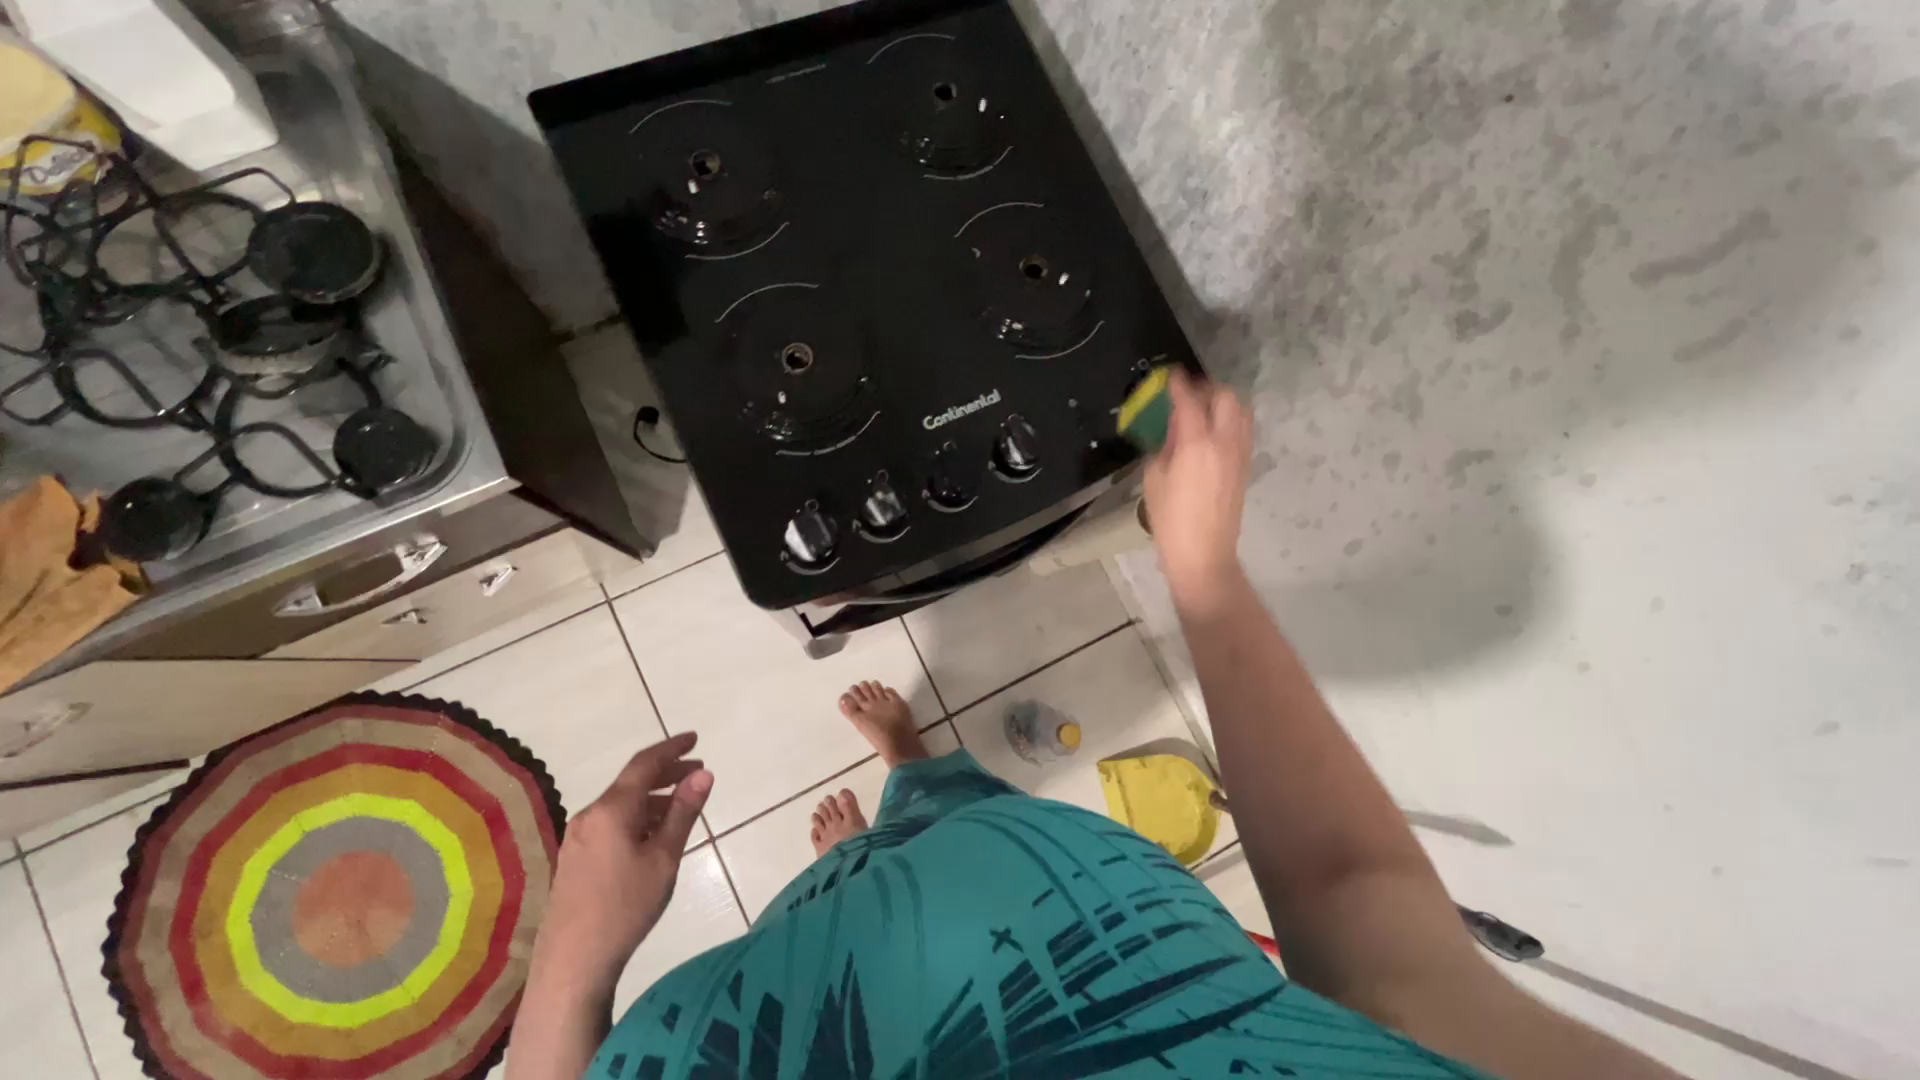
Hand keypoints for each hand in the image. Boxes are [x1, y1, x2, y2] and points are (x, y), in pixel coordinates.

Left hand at [532, 733, 712, 989]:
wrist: (572, 962)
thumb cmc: (626, 907)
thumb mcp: (664, 858)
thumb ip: (683, 812)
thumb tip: (704, 773)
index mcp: (611, 809)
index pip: (644, 764)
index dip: (671, 748)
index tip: (695, 738)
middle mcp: (590, 815)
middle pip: (631, 782)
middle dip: (666, 773)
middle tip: (697, 772)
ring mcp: (578, 838)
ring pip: (621, 804)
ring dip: (653, 798)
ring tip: (682, 806)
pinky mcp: (575, 859)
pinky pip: (611, 823)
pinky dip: (637, 817)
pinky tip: (653, 835)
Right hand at [1142, 368, 1252, 608]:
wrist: (1203, 555)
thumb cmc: (1170, 521)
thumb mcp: (1154, 479)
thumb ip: (1163, 447)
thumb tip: (1171, 432)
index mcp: (1196, 443)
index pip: (1189, 400)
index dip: (1178, 384)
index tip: (1170, 376)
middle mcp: (1224, 441)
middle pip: (1225, 397)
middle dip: (1206, 388)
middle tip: (1187, 393)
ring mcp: (1239, 454)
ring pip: (1240, 411)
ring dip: (1222, 403)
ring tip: (1202, 409)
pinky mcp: (1245, 467)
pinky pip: (1242, 430)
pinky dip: (1229, 421)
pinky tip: (1211, 433)